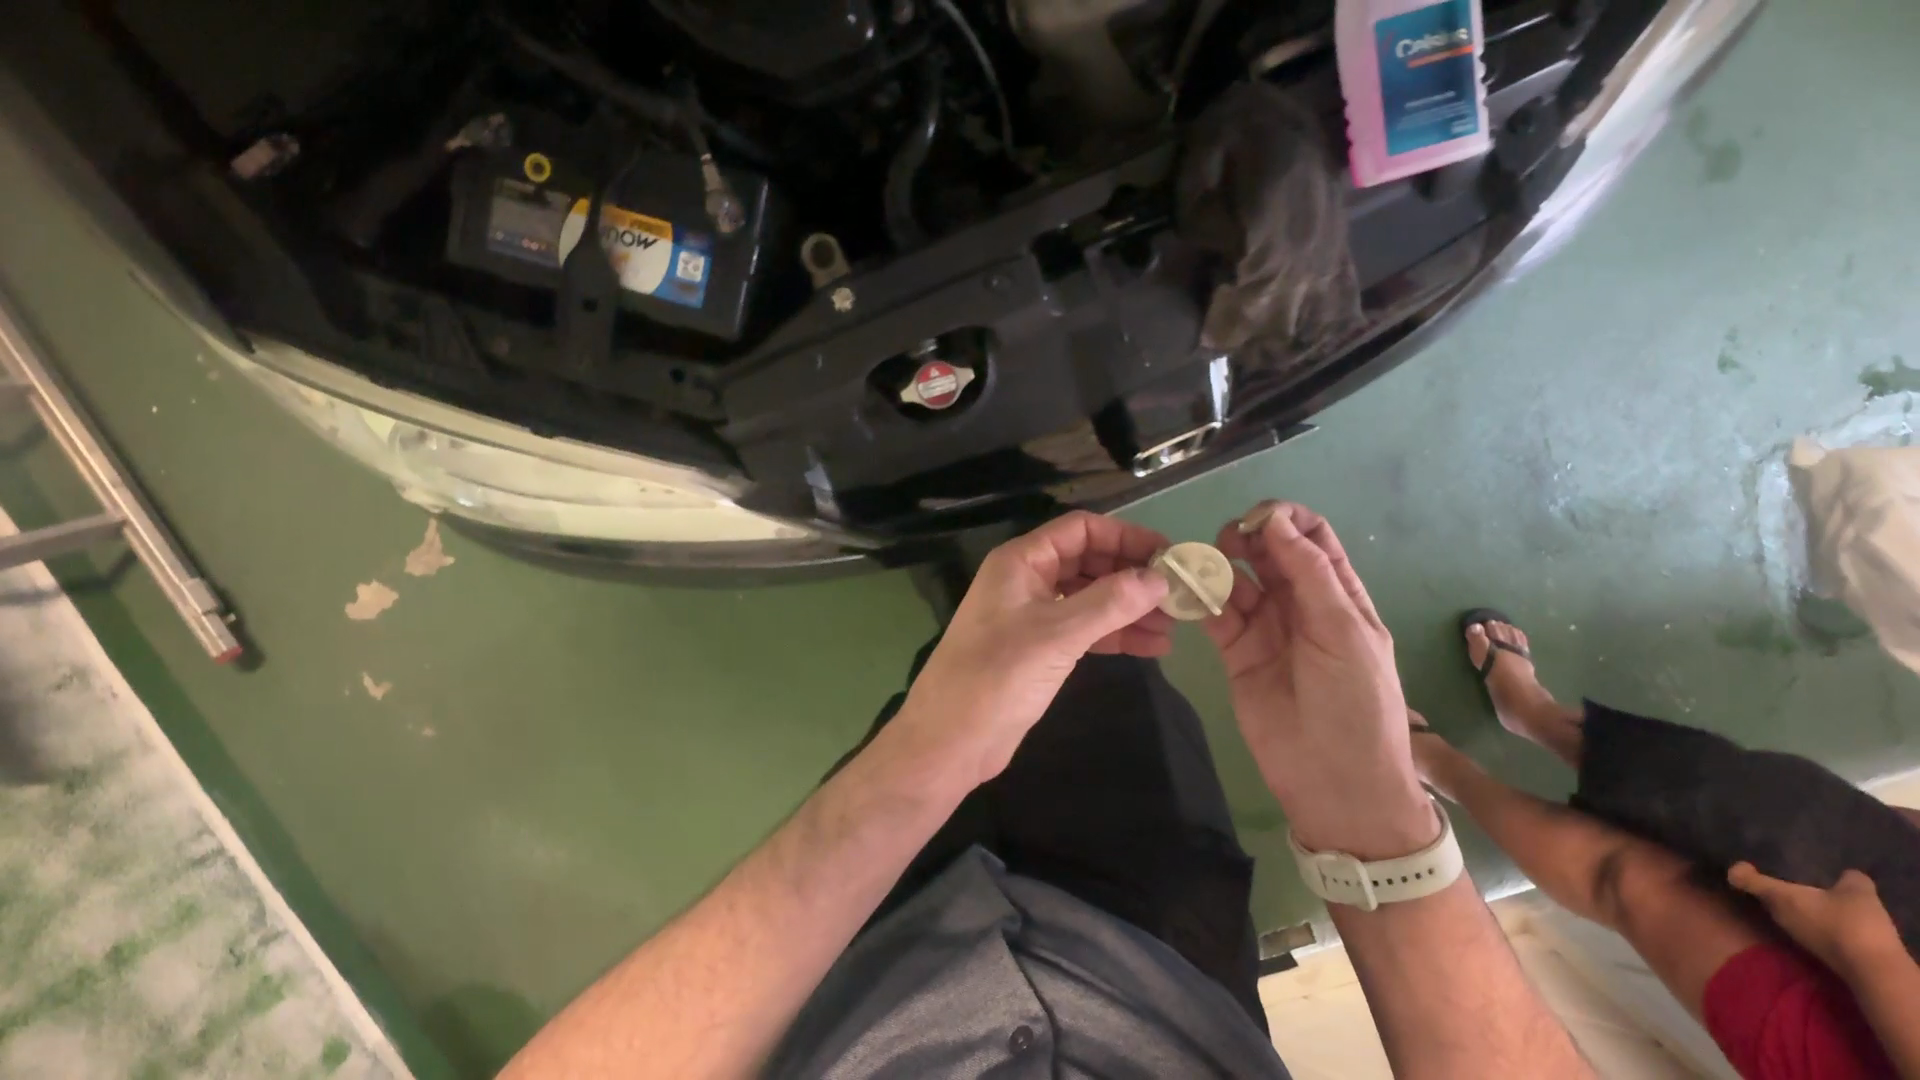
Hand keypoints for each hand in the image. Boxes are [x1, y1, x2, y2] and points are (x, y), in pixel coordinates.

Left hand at [891, 512, 1172, 788]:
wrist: (951, 739)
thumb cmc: (998, 676)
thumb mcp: (1058, 633)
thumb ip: (1110, 602)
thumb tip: (1160, 578)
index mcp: (1022, 562)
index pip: (1081, 530)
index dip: (1126, 537)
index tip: (1169, 556)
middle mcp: (1027, 581)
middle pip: (1089, 562)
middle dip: (1133, 576)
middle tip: (1179, 594)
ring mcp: (1033, 616)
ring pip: (1091, 598)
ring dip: (1130, 609)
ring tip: (1175, 626)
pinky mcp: (1040, 650)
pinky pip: (1086, 630)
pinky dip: (1116, 635)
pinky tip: (1152, 646)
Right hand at [1205, 502, 1434, 859]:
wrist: (1334, 781)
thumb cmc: (1354, 702)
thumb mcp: (1343, 631)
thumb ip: (1308, 573)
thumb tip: (1274, 521)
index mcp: (1339, 595)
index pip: (1312, 538)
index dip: (1285, 520)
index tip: (1257, 520)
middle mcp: (1301, 605)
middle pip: (1270, 554)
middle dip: (1247, 538)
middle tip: (1225, 541)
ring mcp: (1267, 629)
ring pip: (1238, 581)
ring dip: (1220, 567)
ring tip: (1201, 567)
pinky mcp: (1236, 653)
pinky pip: (1216, 615)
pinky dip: (1201, 600)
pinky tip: (1190, 594)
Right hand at [1729, 864, 1907, 975]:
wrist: (1869, 971)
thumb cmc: (1831, 923)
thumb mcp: (1782, 897)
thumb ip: (1756, 882)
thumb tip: (1732, 870)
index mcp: (1857, 888)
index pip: (1849, 875)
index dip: (1834, 873)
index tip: (1814, 872)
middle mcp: (1870, 907)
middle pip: (1844, 895)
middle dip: (1824, 894)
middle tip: (1794, 890)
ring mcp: (1872, 933)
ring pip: (1843, 917)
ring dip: (1823, 915)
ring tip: (1795, 914)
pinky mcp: (1868, 954)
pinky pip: (1844, 937)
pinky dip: (1827, 935)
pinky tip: (1809, 936)